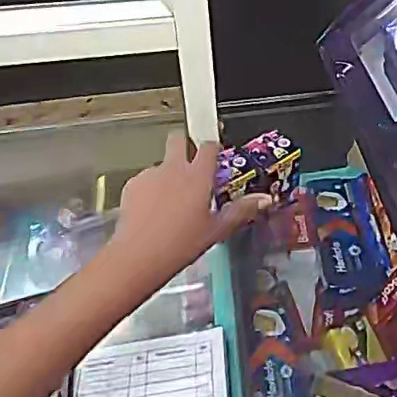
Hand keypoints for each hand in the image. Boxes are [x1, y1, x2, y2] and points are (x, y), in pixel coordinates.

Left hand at [110, 132, 271, 282]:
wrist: (138, 256)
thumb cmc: (179, 244)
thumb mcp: (216, 230)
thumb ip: (241, 210)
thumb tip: (263, 200)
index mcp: (198, 176)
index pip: (208, 146)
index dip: (213, 148)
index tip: (215, 157)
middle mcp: (173, 169)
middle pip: (179, 139)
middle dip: (185, 146)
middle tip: (191, 167)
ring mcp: (150, 175)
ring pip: (162, 163)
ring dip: (168, 175)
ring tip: (172, 203)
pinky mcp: (132, 185)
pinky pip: (145, 180)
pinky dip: (150, 190)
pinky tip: (154, 212)